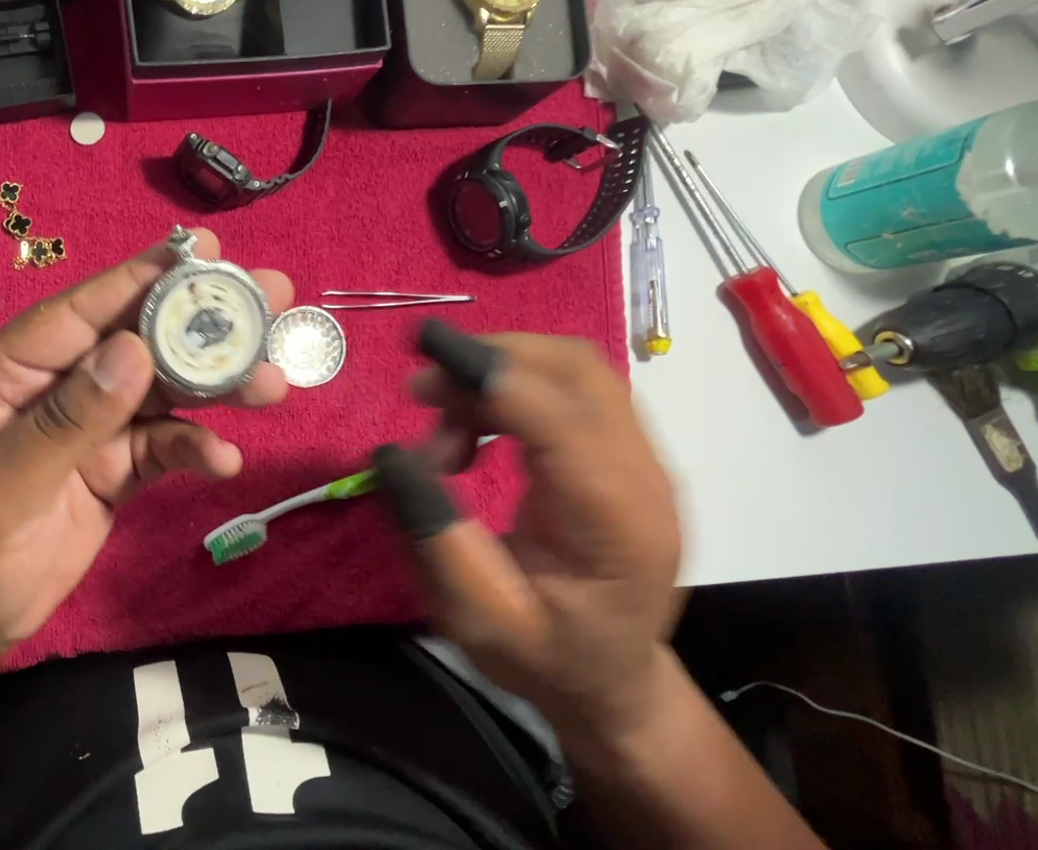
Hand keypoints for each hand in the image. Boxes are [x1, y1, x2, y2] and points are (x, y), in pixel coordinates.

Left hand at [0, 229, 292, 656]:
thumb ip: (65, 422)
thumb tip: (134, 350)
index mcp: (10, 373)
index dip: (141, 280)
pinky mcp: (115, 469)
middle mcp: (56, 388)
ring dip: (216, 385)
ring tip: (273, 383)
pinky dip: (196, 448)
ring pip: (162, 391)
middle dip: (201, 322)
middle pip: (136, 341)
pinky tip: (224, 460)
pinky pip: (164, 446)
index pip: (80, 313)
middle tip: (273, 296)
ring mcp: (90, 429)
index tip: (205, 252)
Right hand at [403, 334, 681, 748]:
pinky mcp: (622, 451)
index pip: (563, 420)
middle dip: (491, 357)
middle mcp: (644, 477)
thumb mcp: (476, 616)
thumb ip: (436, 537)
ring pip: (573, 368)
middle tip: (421, 387)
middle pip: (577, 370)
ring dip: (497, 371)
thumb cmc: (545, 657)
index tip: (424, 356)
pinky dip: (511, 386)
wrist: (611, 680)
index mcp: (617, 525)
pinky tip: (473, 426)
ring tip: (440, 418)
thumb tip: (392, 453)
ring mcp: (641, 459)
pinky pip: (568, 388)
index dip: (494, 375)